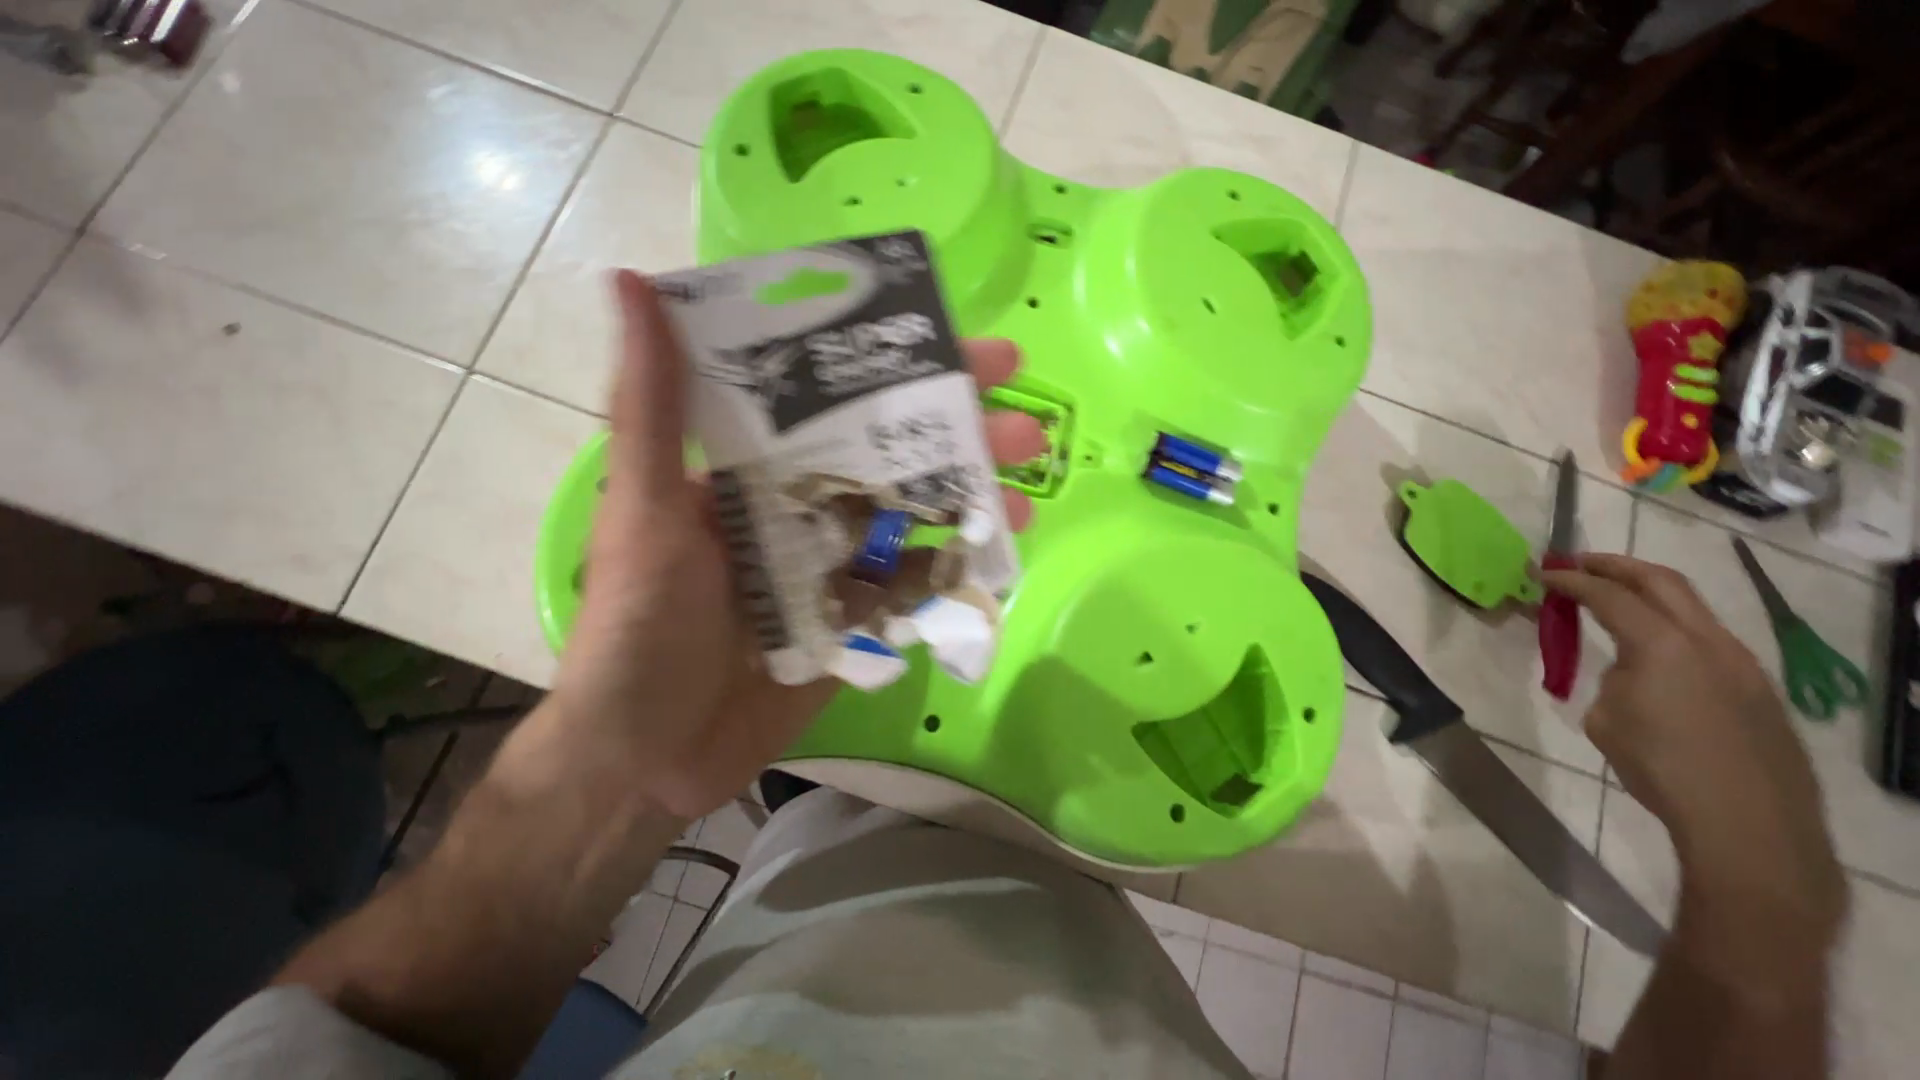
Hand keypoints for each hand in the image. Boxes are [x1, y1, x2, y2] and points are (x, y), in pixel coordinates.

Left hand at [543, 270, 1044, 820]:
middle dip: (956, 430)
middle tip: (1023, 417)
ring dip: (969, 497)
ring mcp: (828, 566)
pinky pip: (910, 587)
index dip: (895, 363)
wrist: (647, 753)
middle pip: (888, 454)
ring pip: (910, 517)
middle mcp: (794, 506)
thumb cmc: (639, 623)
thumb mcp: (644, 505)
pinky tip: (1000, 551)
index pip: (831, 396)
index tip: (958, 340)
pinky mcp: (851, 622)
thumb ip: (653, 403)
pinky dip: (953, 567)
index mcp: (748, 467)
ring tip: (1025, 489)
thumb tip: (632, 279)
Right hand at [1543, 555, 1845, 947]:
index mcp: (1662, 644)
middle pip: (1661, 581)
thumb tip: (1631, 674)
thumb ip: (1615, 681)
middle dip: (1616, 566)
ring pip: (1692, 607)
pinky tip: (1654, 652)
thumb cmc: (1661, 769)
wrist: (1747, 821)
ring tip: (1615, 600)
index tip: (1542, 573)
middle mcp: (1706, 640)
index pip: (1608, 595)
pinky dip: (1673, 627)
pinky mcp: (1756, 687)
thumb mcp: (1608, 720)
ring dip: (1649, 594)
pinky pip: (1708, 639)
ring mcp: (1740, 662)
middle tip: (1579, 563)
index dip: (1571, 580)